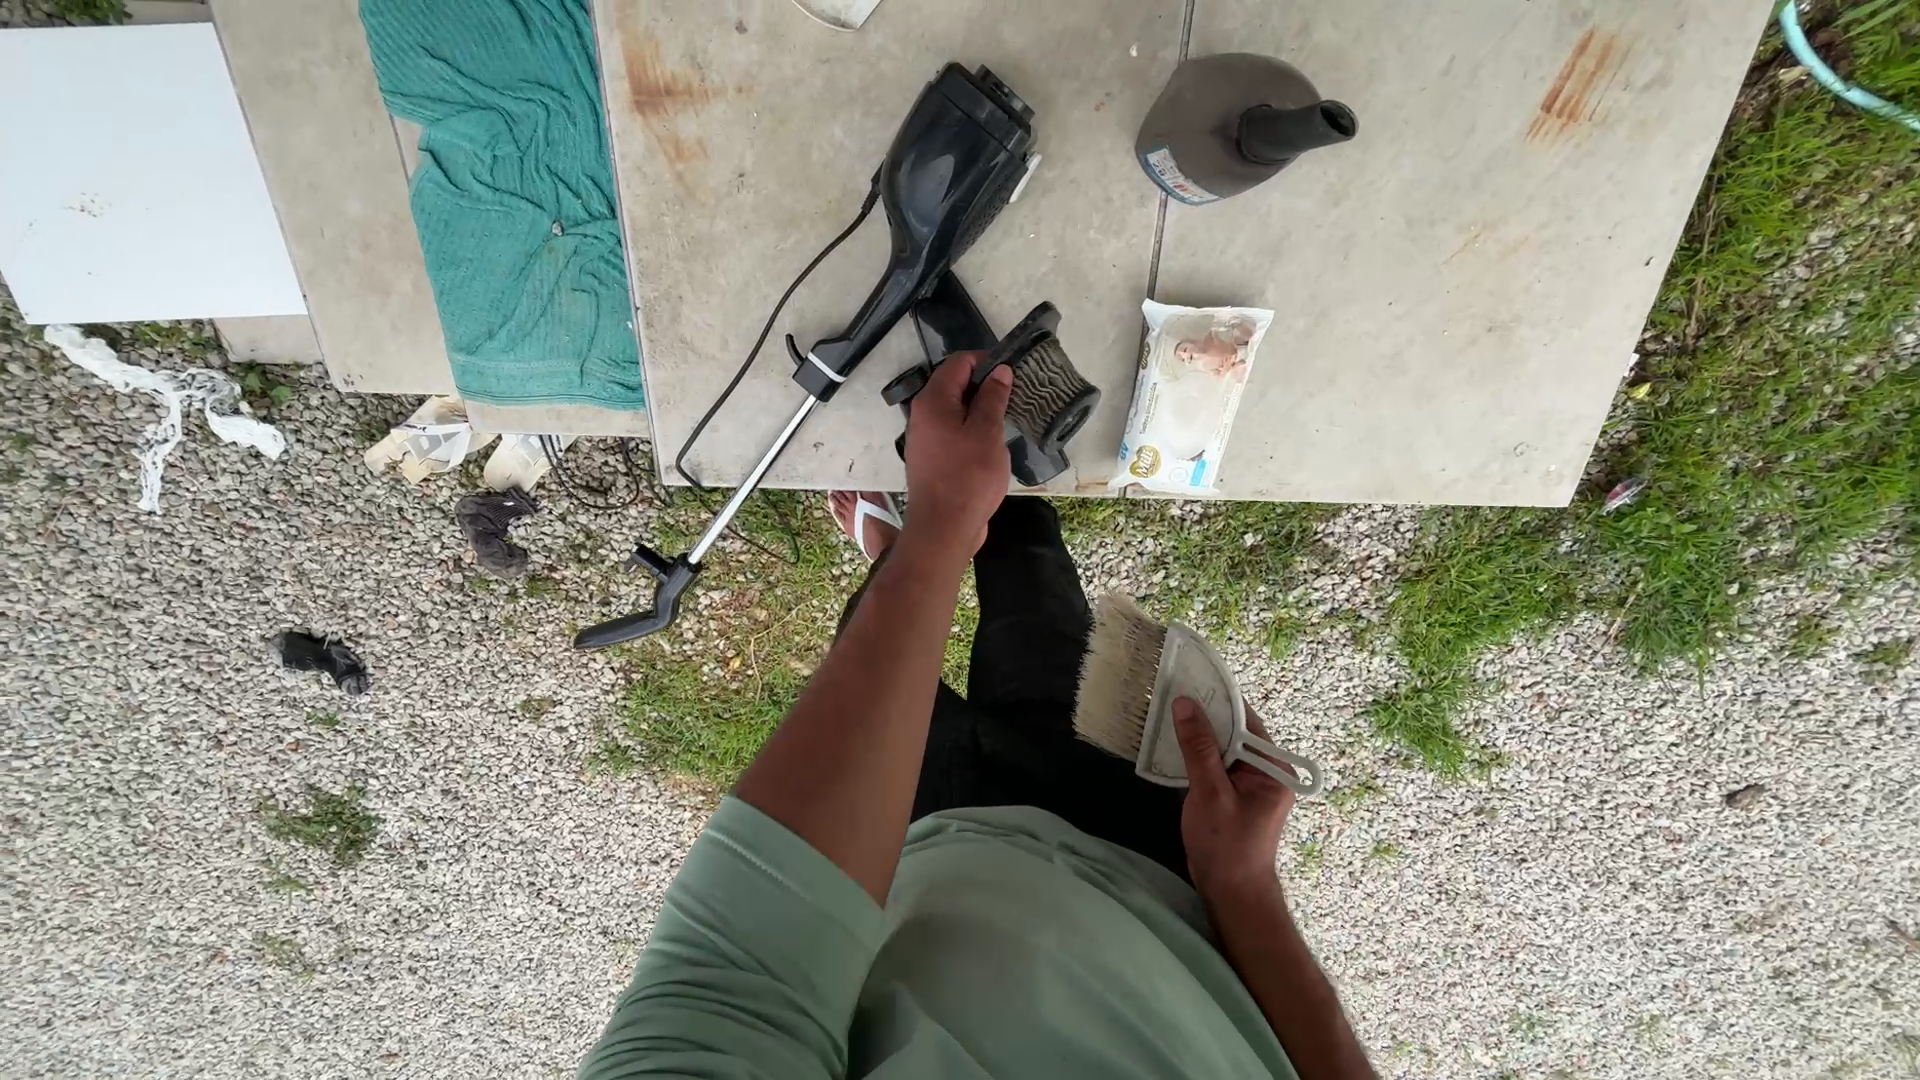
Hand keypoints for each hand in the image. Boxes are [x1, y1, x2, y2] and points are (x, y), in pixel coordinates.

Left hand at [903, 352, 1011, 558]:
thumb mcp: (987, 432)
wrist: (943, 528)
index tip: (1013, 370)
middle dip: (984, 385)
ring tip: (1008, 417)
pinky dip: (971, 430)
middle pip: (954, 385)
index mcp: (933, 401)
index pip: (958, 363)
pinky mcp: (932, 460)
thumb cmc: (968, 477)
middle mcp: (923, 415)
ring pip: (954, 411)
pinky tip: (992, 442)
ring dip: (980, 410)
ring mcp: (925, 439)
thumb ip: (993, 398)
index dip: (986, 360)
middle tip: (1015, 394)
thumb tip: (1000, 370)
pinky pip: (953, 433)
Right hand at [1173, 696, 1295, 905]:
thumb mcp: (1210, 793)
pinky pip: (1216, 761)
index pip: (1246, 720)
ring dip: (1198, 731)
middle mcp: (1266, 770)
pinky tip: (1174, 742)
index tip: (1189, 678)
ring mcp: (1250, 782)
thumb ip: (1199, 748)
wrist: (1231, 893)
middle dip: (1205, 712)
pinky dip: (1197, 750)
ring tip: (1168, 710)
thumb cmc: (1225, 845)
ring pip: (1223, 745)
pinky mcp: (1234, 792)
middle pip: (1234, 730)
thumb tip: (1185, 703)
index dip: (1218, 699)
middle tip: (1171, 691)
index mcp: (1272, 768)